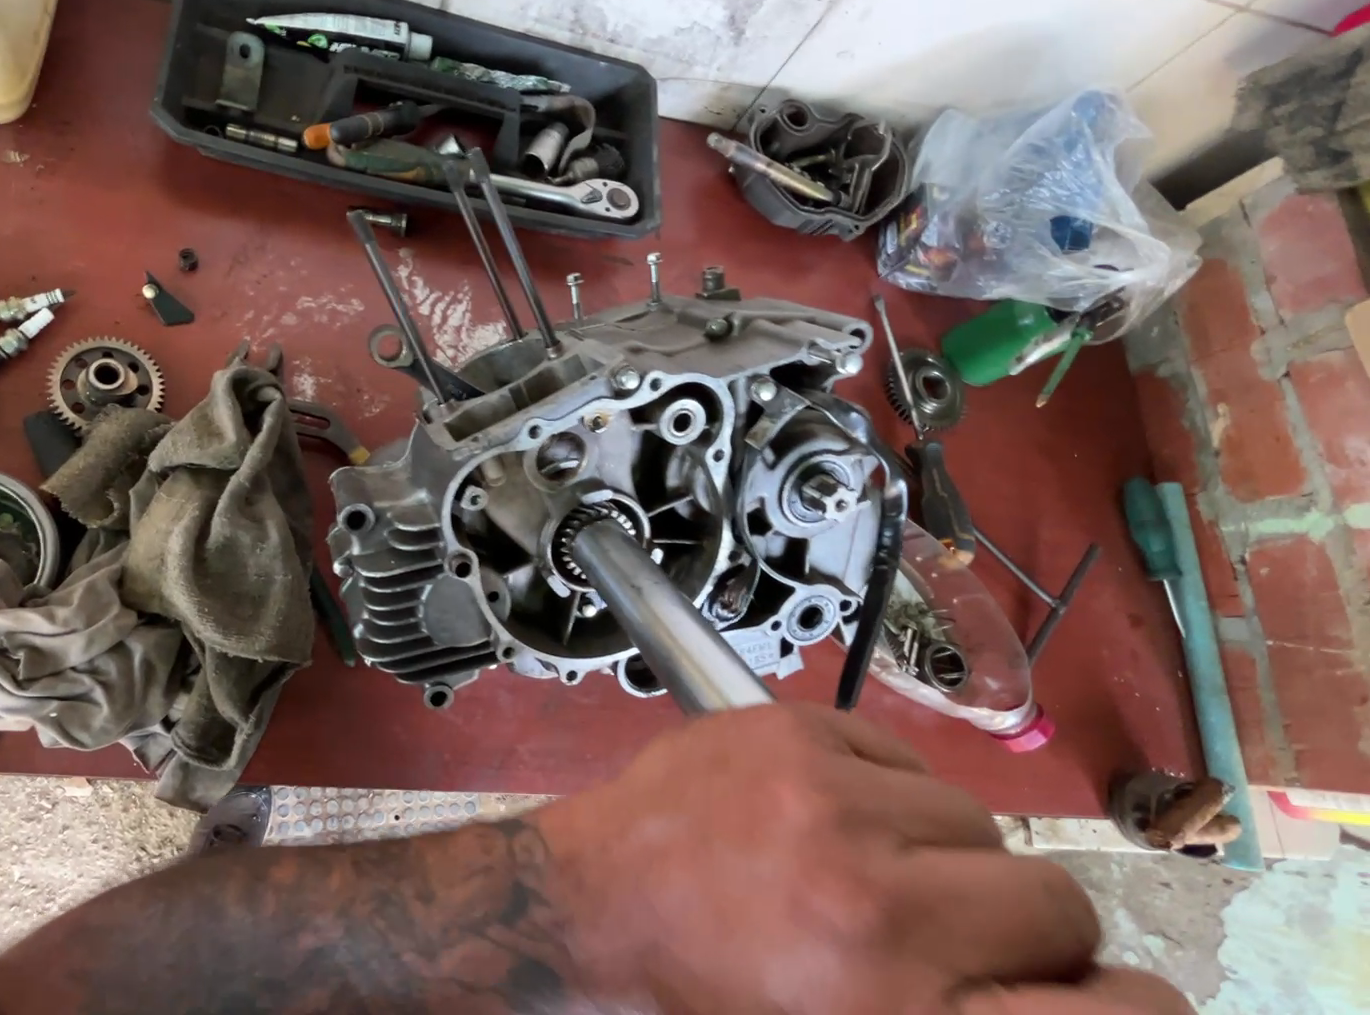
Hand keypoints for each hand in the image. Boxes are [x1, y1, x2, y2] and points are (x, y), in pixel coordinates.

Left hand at [532, 704, 1191, 1013]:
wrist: (588, 902)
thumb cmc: (704, 992)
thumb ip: (954, 1013)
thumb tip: (1063, 992)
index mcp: (896, 1011)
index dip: (1130, 1005)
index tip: (1102, 992)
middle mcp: (874, 901)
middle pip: (1054, 900)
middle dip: (1011, 917)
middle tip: (936, 919)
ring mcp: (827, 800)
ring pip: (973, 814)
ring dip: (937, 844)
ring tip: (860, 859)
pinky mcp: (788, 731)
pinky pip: (898, 753)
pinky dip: (881, 783)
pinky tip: (821, 808)